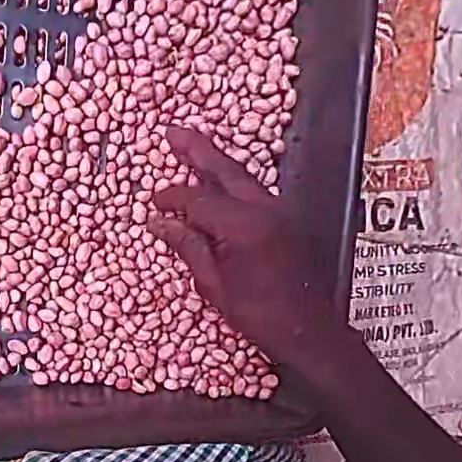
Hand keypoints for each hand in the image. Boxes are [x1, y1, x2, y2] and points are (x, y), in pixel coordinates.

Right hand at [147, 127, 349, 373]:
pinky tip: (217, 184)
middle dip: (196, 149)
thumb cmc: (259, 314)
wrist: (309, 330)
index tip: (152, 202)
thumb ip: (188, 246)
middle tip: (172, 131)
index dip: (172, 198)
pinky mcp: (285, 221)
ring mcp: (279, 212)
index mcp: (243, 225)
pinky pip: (251, 192)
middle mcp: (264, 209)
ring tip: (191, 150)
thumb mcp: (214, 284)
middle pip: (224, 169)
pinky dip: (230, 183)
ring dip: (214, 163)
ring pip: (241, 177)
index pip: (198, 200)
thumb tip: (160, 222)